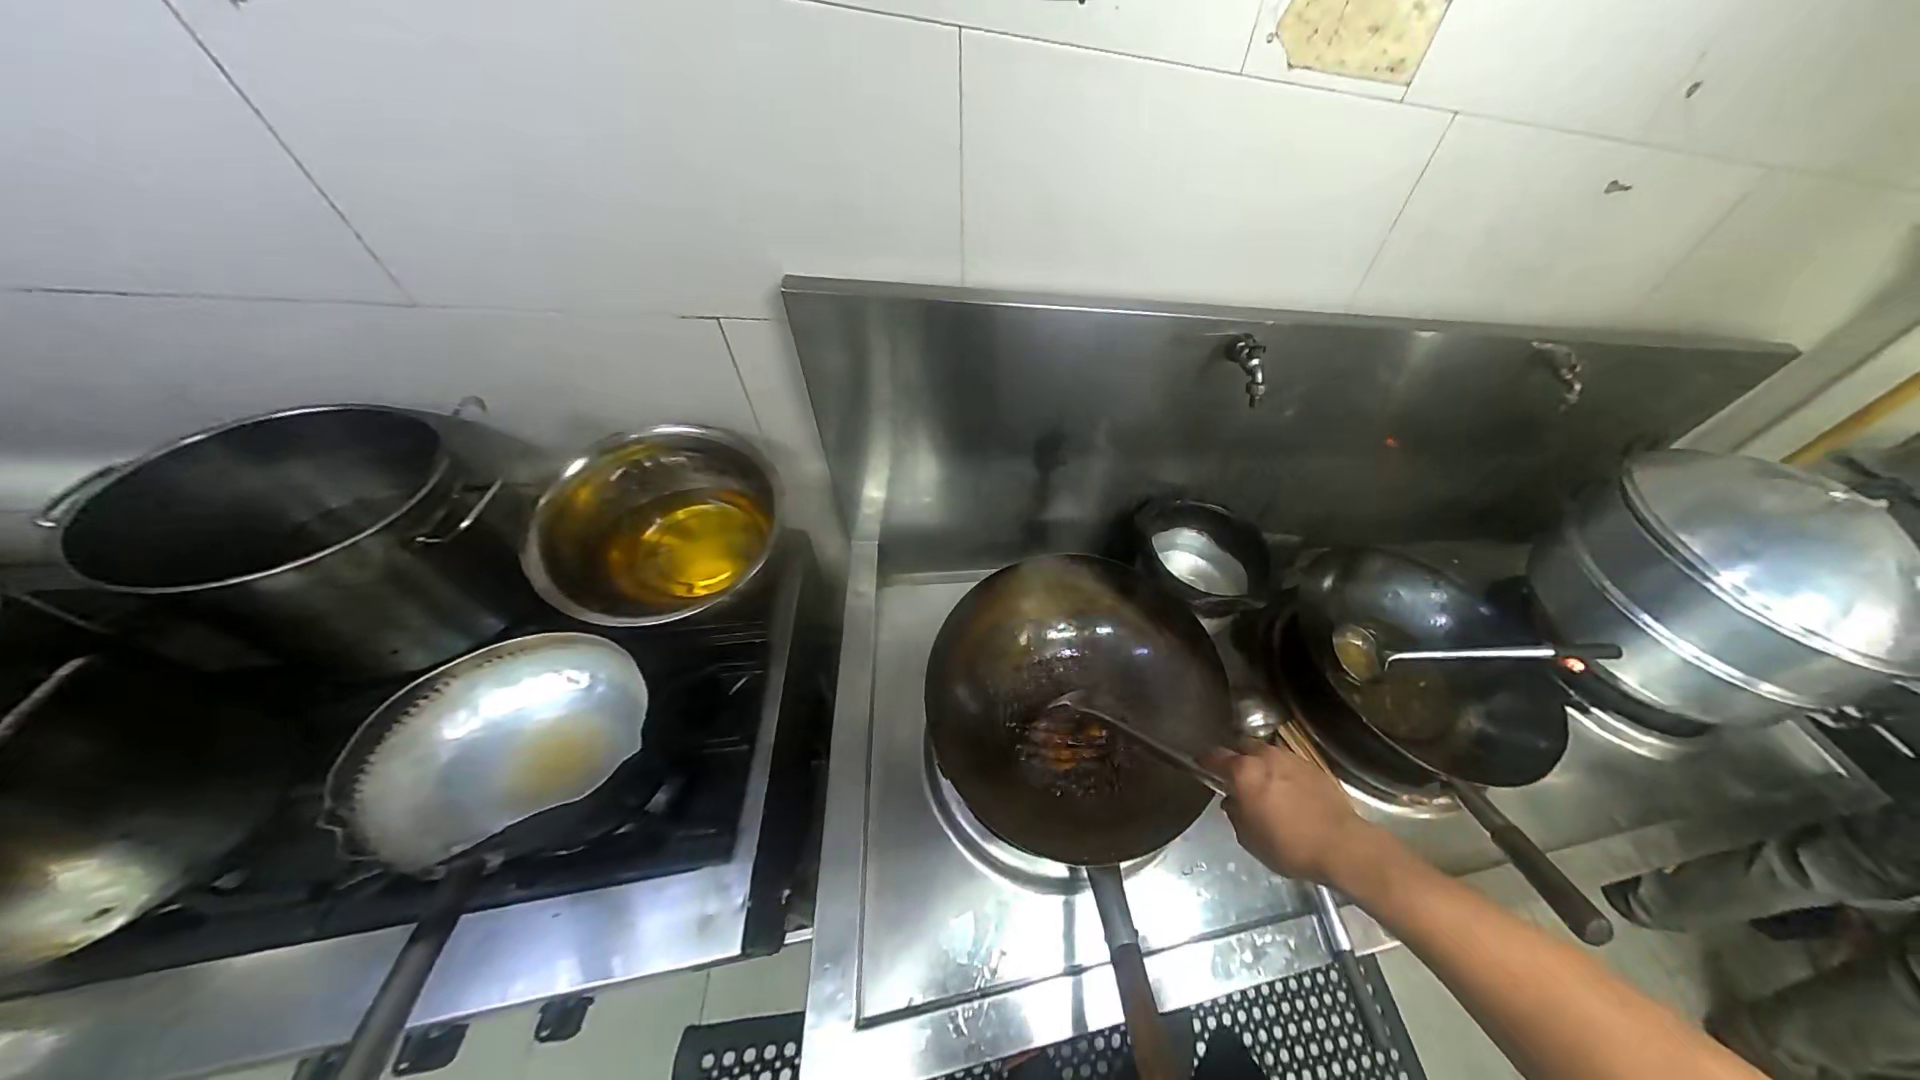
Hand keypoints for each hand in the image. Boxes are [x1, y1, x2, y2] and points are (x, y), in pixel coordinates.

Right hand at [1203, 740, 1387, 886]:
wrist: (1344, 847)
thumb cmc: (1289, 846)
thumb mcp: (1250, 839)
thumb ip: (1235, 814)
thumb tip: (1233, 802)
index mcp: (1244, 772)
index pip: (1215, 757)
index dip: (1205, 761)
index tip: (1200, 765)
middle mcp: (1265, 757)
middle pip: (1242, 746)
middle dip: (1236, 756)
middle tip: (1234, 775)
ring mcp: (1292, 759)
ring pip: (1267, 753)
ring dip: (1260, 763)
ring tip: (1263, 783)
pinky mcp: (1314, 768)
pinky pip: (1288, 764)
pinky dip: (1282, 772)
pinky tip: (1287, 791)